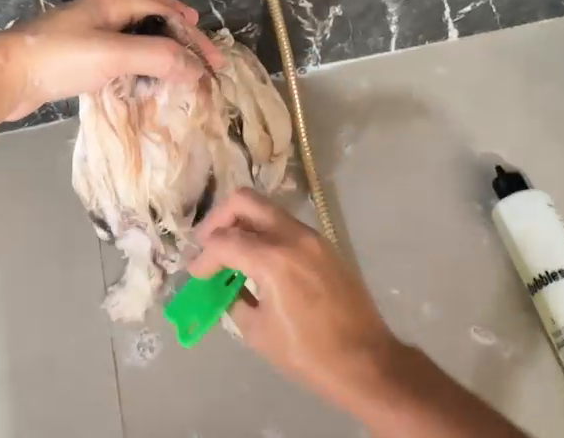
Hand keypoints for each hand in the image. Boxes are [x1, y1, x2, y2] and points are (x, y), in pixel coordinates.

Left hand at [0, 0, 226, 121]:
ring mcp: (85, 32)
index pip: (163, 9)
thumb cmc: (61, 58)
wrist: (4, 76)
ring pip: (131, 33)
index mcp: (112, 2)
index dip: (191, 32)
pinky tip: (138, 79)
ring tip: (175, 64)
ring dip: (156, 46)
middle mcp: (100, 11)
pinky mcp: (74, 56)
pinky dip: (136, 62)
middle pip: (148, 14)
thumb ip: (158, 58)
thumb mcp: (115, 54)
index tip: (213, 58)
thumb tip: (196, 69)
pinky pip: (116, 53)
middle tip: (198, 51)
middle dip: (176, 31)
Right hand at [188, 188, 402, 402]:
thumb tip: (225, 286)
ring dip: (243, 223)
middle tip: (207, 244)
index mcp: (273, 259)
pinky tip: (259, 260)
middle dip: (219, 219)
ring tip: (231, 253)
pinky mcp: (324, 245)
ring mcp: (312, 236)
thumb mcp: (259, 333)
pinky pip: (285, 225)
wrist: (367, 361)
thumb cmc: (309, 354)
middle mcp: (292, 236)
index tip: (195, 273)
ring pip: (267, 209)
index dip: (204, 257)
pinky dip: (265, 233)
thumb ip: (235, 300)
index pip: (224, 242)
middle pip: (244, 201)